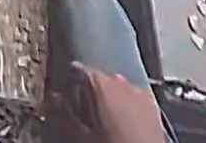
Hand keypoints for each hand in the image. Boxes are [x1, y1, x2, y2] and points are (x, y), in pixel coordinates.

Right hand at [48, 63, 165, 142]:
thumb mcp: (83, 136)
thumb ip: (66, 113)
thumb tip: (52, 95)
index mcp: (99, 83)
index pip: (79, 70)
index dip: (72, 78)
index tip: (68, 90)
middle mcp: (118, 78)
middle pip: (100, 78)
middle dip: (94, 90)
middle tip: (90, 110)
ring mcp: (138, 89)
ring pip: (118, 86)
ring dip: (112, 95)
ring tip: (110, 116)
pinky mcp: (152, 102)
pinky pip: (134, 95)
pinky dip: (129, 103)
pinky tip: (127, 119)